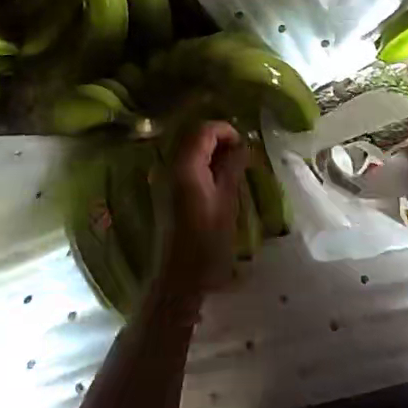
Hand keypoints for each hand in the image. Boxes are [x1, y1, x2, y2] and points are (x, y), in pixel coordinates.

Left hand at [159, 121, 251, 296]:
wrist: (179, 276)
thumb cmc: (207, 241)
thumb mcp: (227, 202)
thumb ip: (232, 168)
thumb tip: (242, 146)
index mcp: (185, 167)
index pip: (203, 130)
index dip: (225, 130)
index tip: (244, 144)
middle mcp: (168, 166)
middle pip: (191, 136)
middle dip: (217, 137)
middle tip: (241, 153)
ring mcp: (162, 178)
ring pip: (186, 148)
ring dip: (209, 150)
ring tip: (232, 166)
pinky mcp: (163, 190)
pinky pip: (181, 163)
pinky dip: (200, 162)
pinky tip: (216, 179)